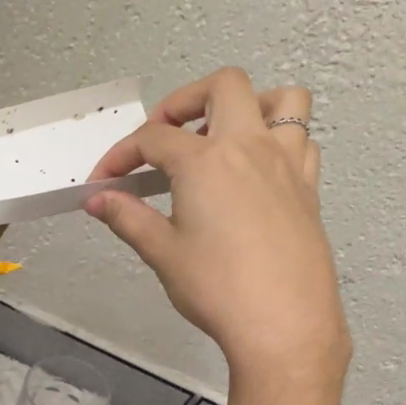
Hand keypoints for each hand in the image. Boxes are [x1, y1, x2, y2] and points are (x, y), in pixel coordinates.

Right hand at [86, 69, 348, 380]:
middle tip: (160, 134)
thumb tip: (98, 200)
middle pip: (223, 86)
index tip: (101, 182)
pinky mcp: (307, 183)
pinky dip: (273, 138)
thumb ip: (127, 217)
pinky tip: (249, 170)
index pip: (154, 139)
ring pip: (279, 98)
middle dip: (184, 101)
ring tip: (217, 137)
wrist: (281, 317)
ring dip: (245, 105)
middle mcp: (250, 147)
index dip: (120, 155)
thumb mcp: (159, 251)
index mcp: (206, 161)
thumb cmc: (216, 286)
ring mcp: (287, 161)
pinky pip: (299, 137)